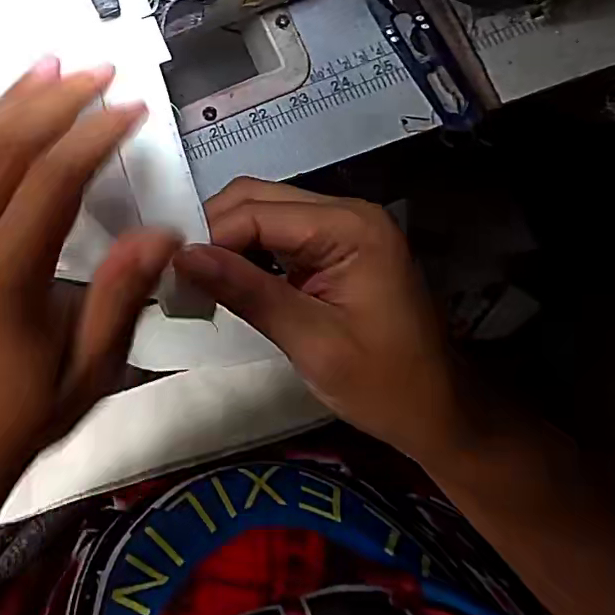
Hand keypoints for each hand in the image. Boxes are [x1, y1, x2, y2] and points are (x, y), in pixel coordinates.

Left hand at [0, 58, 182, 518]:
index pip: (52, 181)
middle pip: (7, 149)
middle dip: (56, 102)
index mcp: (4, 277)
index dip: (94, 135)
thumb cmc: (27, 412)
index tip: (130, 106)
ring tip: (50, 64)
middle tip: (98, 71)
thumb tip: (164, 231)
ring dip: (14, 102)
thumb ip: (123, 294)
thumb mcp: (90, 367)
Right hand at [171, 178, 467, 460]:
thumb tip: (183, 257)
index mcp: (349, 227)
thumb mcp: (312, 342)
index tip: (171, 273)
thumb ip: (247, 292)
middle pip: (254, 199)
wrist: (443, 414)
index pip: (256, 213)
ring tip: (195, 277)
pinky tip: (226, 278)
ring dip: (224, 240)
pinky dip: (244, 250)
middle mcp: (343, 211)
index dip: (209, 238)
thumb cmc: (387, 385)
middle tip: (179, 274)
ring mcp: (338, 226)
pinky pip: (273, 232)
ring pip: (258, 211)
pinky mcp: (330, 244)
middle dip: (212, 232)